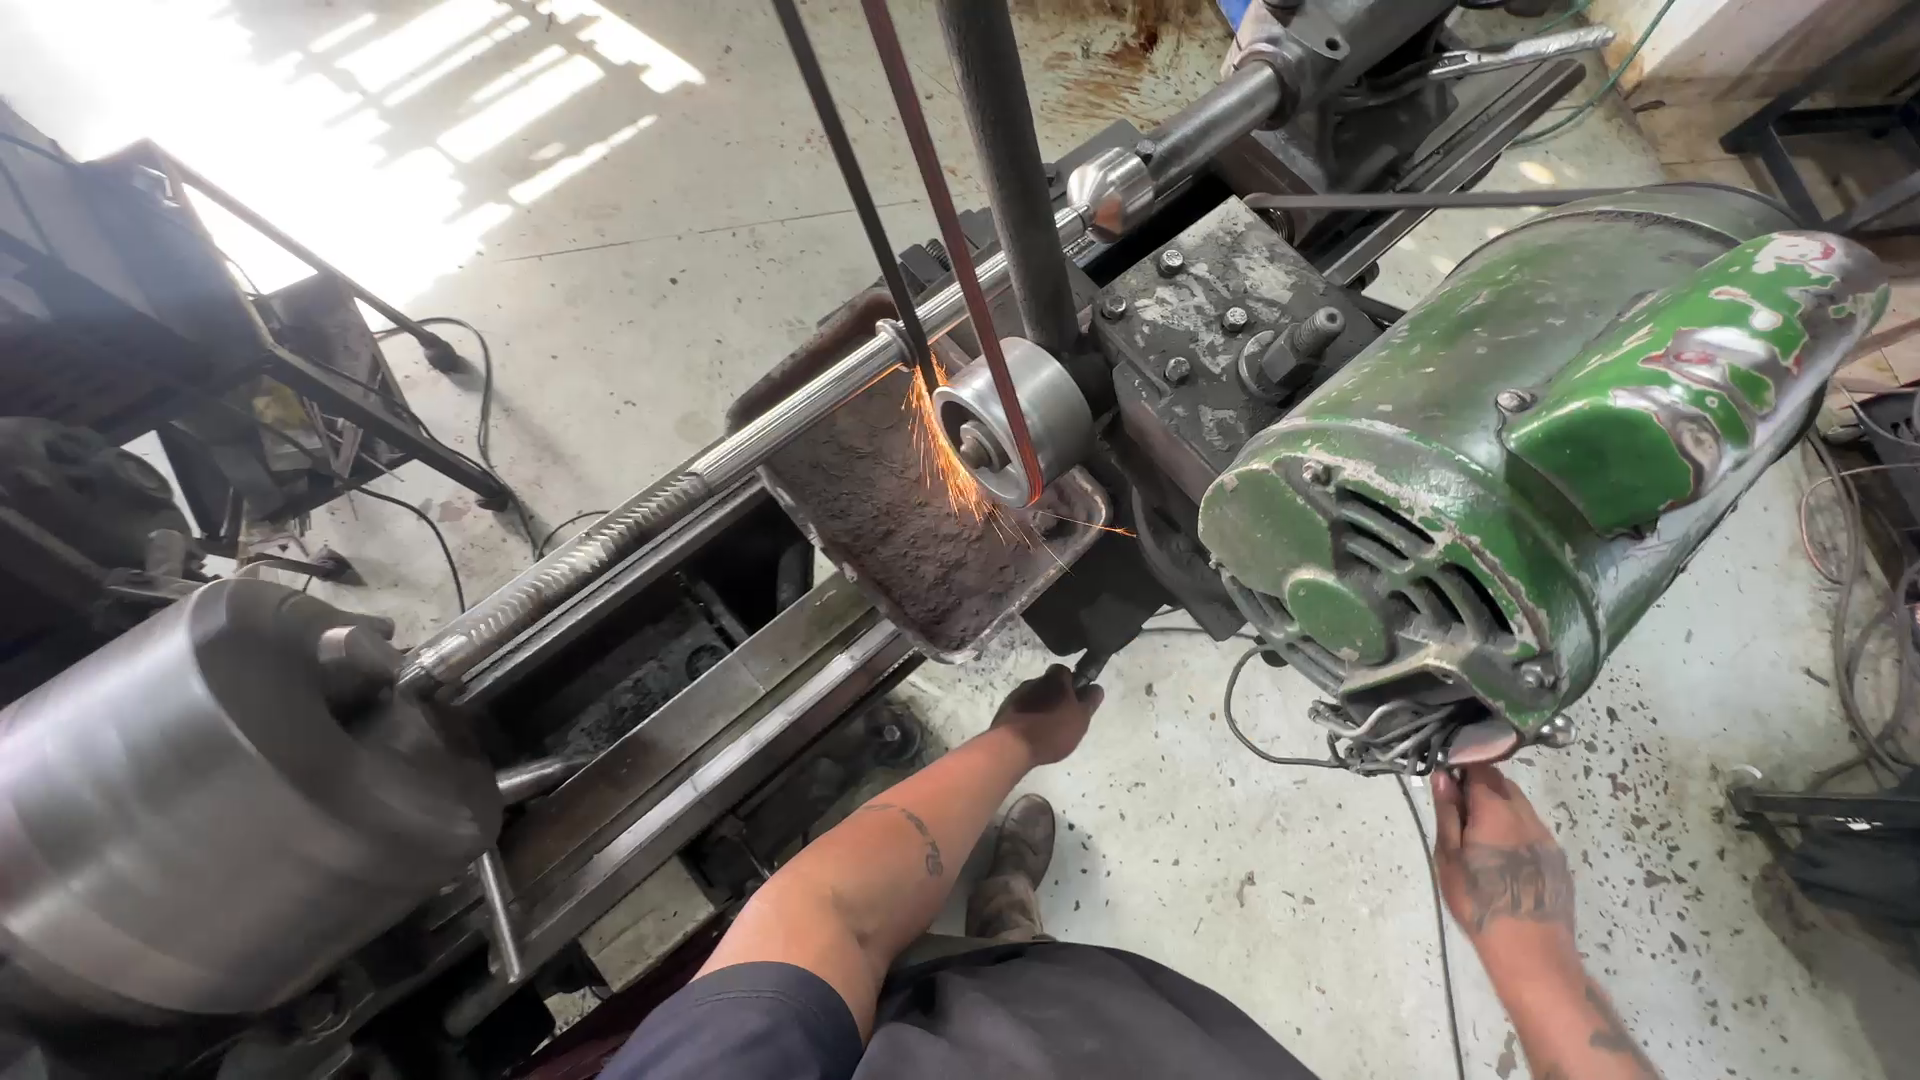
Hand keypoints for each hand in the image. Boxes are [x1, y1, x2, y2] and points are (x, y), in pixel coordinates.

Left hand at [990, 665, 1103, 765]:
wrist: (1012, 745)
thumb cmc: (1052, 730)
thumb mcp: (1081, 718)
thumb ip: (1089, 701)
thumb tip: (1095, 688)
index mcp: (1054, 679)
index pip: (1065, 671)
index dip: (1072, 684)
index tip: (1076, 701)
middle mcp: (1034, 681)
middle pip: (1049, 684)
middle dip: (1056, 697)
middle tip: (1064, 717)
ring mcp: (1017, 695)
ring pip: (1035, 697)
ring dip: (1041, 707)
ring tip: (1047, 729)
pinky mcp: (1005, 709)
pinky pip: (1022, 709)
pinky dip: (1028, 717)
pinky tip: (1032, 733)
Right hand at [1430, 766, 1577, 967]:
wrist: (1531, 953)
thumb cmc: (1478, 901)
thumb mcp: (1449, 856)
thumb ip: (1448, 813)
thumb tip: (1442, 776)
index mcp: (1497, 812)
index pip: (1481, 769)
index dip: (1461, 766)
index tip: (1444, 778)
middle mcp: (1527, 818)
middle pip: (1503, 784)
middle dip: (1479, 785)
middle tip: (1456, 809)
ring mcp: (1547, 840)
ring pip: (1520, 806)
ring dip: (1497, 806)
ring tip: (1476, 835)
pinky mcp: (1557, 860)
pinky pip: (1531, 829)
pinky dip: (1512, 827)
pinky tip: (1500, 856)